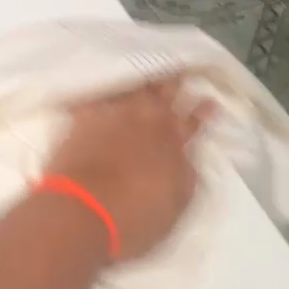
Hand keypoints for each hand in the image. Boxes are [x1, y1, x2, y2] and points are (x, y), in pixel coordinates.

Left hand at [42, 77, 215, 261]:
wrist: (80, 214)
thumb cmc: (132, 221)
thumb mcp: (175, 208)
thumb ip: (186, 178)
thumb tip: (189, 158)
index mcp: (171, 144)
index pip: (192, 122)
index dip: (201, 111)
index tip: (209, 100)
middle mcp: (145, 122)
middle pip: (165, 94)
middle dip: (175, 80)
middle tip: (181, 67)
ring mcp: (113, 115)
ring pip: (134, 86)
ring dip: (143, 76)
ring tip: (148, 66)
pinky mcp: (82, 117)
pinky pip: (95, 92)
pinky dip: (102, 86)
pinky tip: (102, 78)